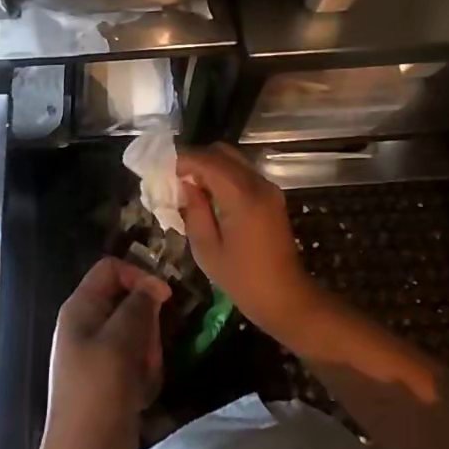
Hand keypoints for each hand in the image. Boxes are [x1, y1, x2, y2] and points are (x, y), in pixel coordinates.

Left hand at [43, 257, 169, 448]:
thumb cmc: (98, 393)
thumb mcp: (121, 340)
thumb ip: (140, 305)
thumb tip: (155, 286)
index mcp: (80, 308)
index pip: (112, 269)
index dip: (139, 276)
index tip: (164, 298)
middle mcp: (88, 325)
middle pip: (131, 302)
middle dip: (147, 326)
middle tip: (146, 351)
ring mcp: (101, 354)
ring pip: (141, 333)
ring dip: (149, 354)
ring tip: (142, 379)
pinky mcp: (114, 378)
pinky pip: (140, 361)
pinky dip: (146, 375)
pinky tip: (140, 396)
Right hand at [177, 144, 325, 341]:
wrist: (284, 295)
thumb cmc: (242, 278)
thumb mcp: (207, 248)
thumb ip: (194, 210)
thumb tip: (187, 185)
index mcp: (242, 196)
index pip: (208, 161)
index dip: (183, 160)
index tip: (164, 170)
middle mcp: (258, 183)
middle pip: (222, 152)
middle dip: (196, 159)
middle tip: (175, 177)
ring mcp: (268, 188)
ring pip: (234, 160)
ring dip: (210, 166)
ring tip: (190, 186)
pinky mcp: (271, 196)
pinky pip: (243, 173)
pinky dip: (224, 174)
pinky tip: (210, 195)